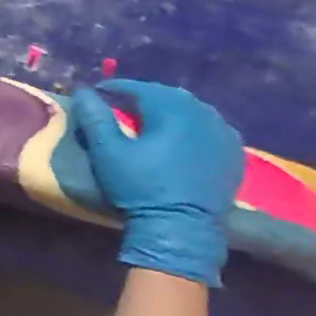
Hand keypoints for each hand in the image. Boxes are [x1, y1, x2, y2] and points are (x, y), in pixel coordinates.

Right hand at [67, 79, 243, 286]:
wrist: (181, 228)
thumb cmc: (139, 187)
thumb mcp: (108, 153)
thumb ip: (95, 118)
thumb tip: (82, 92)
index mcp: (172, 110)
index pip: (140, 88)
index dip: (115, 87)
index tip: (96, 92)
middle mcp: (203, 114)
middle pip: (168, 96)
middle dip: (142, 96)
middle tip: (119, 104)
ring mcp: (223, 133)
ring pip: (192, 110)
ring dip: (168, 110)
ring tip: (147, 119)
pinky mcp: (233, 152)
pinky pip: (209, 128)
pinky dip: (190, 126)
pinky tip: (177, 137)